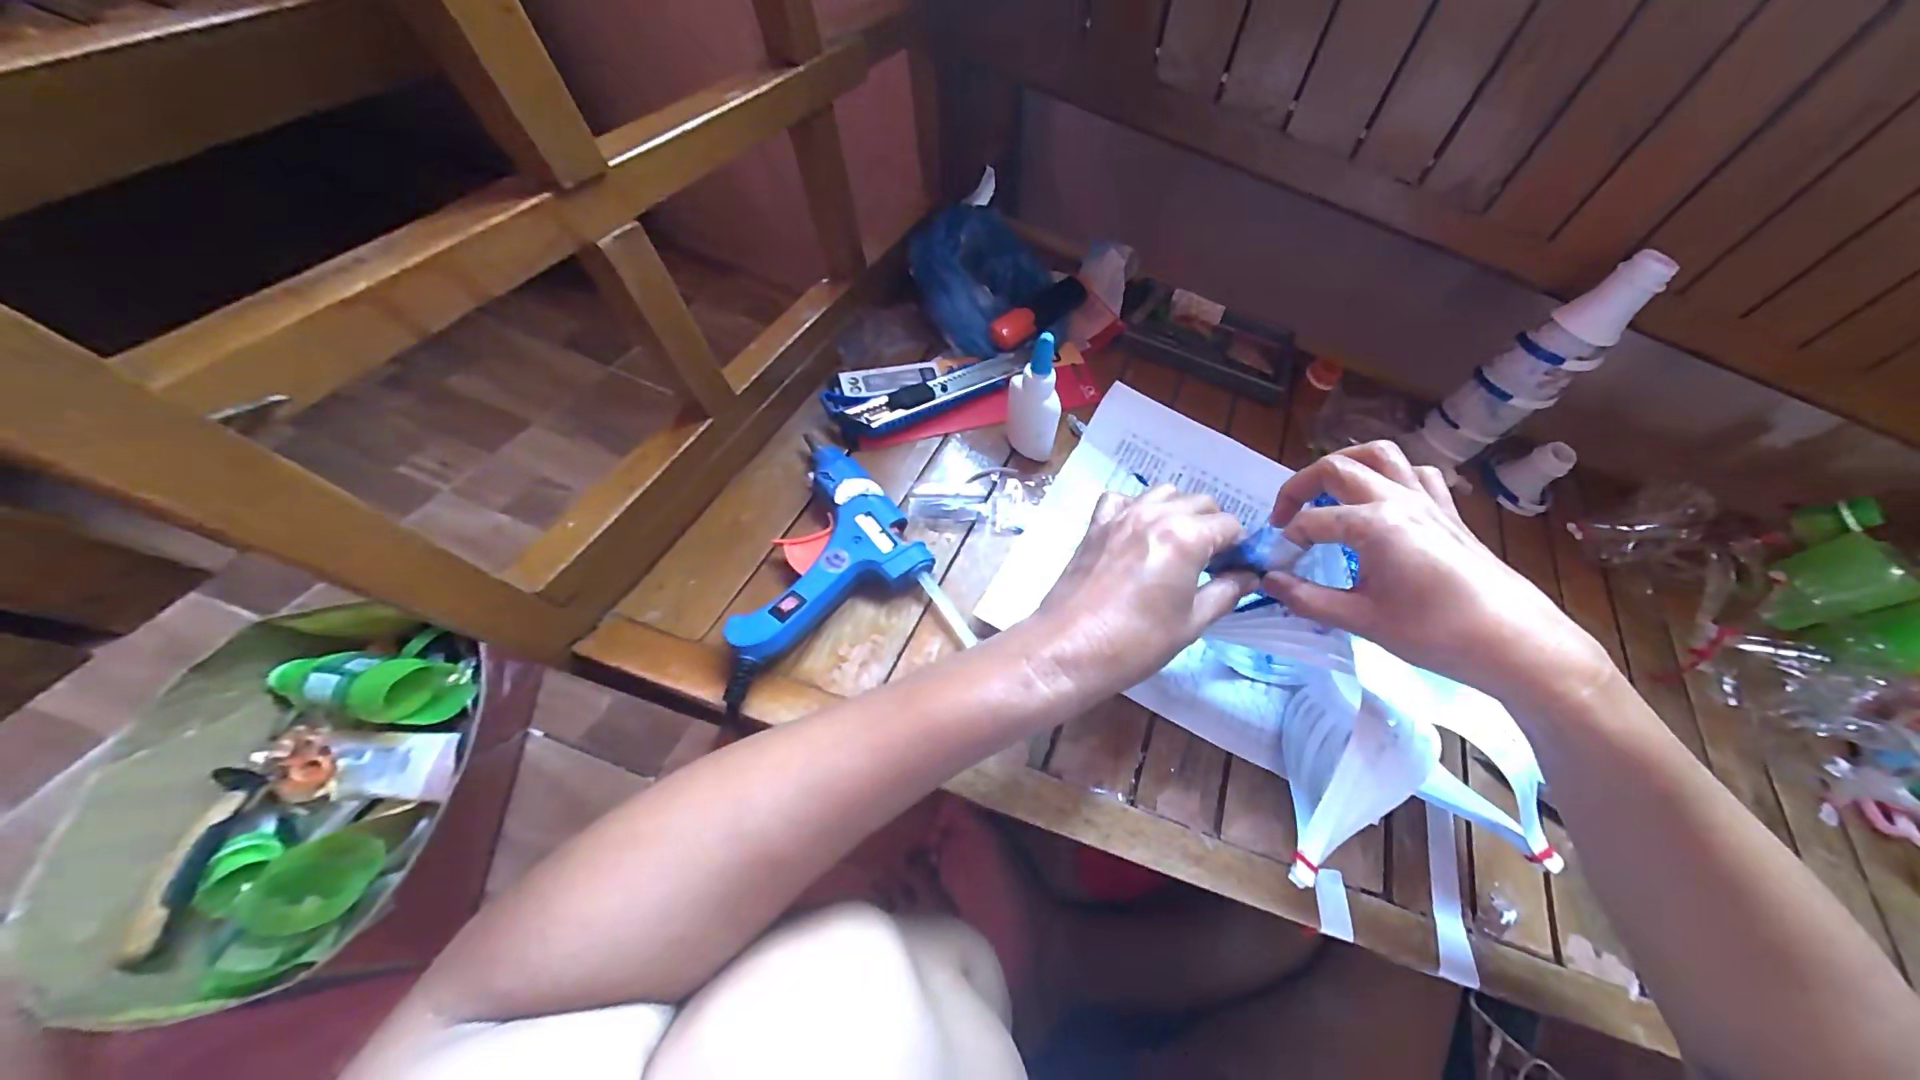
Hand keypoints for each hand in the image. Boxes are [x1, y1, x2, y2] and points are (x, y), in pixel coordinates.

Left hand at [1025, 486, 1256, 698]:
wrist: (1069, 648)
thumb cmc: (1136, 641)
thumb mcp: (1192, 622)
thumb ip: (1226, 591)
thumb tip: (1248, 576)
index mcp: (1186, 535)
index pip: (1230, 525)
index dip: (1240, 547)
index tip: (1238, 569)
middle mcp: (1155, 514)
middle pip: (1200, 503)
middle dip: (1213, 527)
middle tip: (1210, 562)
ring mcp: (1121, 515)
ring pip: (1164, 494)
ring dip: (1179, 512)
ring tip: (1178, 546)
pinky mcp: (1095, 525)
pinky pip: (1122, 500)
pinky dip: (1136, 507)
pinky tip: (1138, 534)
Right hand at [1261, 442, 1615, 709]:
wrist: (1517, 644)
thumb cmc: (1436, 634)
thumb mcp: (1361, 621)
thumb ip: (1306, 598)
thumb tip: (1268, 582)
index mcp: (1375, 525)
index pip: (1311, 522)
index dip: (1286, 543)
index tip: (1277, 568)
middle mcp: (1399, 500)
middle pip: (1336, 468)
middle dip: (1298, 488)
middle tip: (1284, 519)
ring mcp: (1429, 501)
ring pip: (1379, 455)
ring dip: (1344, 465)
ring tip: (1325, 492)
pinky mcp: (1449, 512)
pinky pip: (1415, 473)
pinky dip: (1389, 476)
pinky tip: (1379, 500)